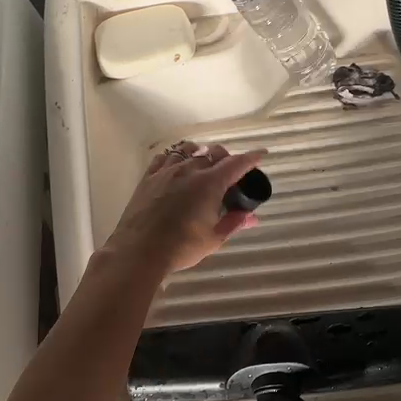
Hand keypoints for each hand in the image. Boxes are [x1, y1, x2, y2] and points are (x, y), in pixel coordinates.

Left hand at [102, 141, 266, 274]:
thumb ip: (234, 223)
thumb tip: (251, 217)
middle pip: (212, 152)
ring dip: (200, 152)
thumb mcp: (213, 238)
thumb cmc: (181, 247)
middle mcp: (189, 170)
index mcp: (209, 184)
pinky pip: (164, 158)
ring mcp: (166, 172)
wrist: (140, 251)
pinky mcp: (148, 178)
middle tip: (230, 168)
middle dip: (225, 156)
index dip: (251, 158)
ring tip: (203, 160)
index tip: (261, 154)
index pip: (236, 164)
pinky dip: (176, 156)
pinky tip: (176, 164)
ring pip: (187, 150)